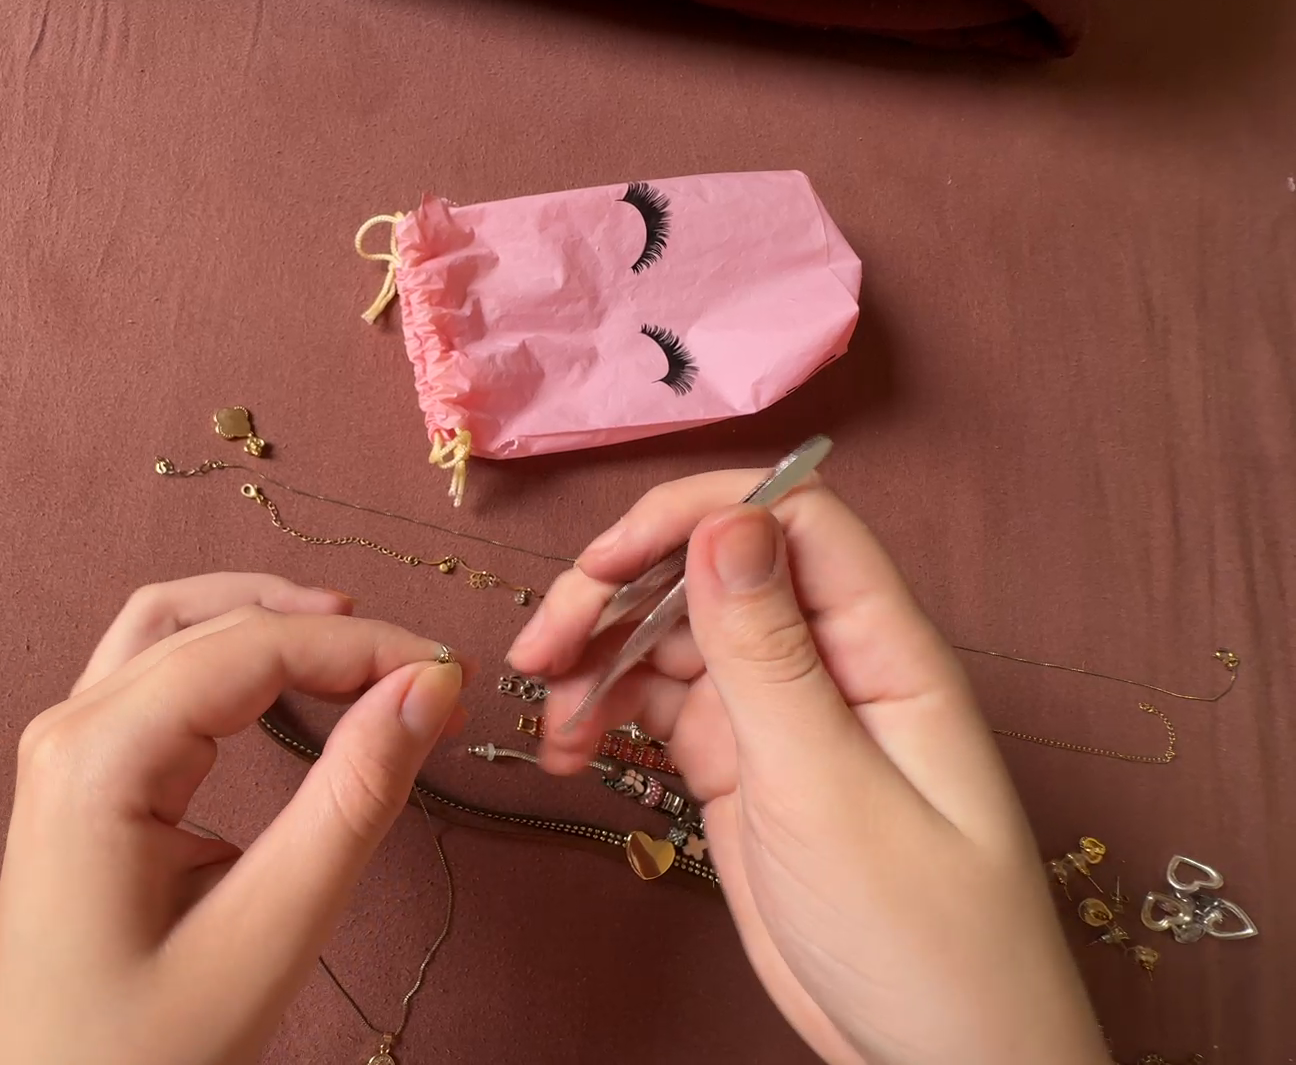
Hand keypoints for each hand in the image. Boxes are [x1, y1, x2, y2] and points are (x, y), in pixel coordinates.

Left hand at [0, 573, 466, 1063]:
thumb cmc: (144, 1055)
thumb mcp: (267, 936)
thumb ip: (352, 798)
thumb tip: (426, 688)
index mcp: (96, 756)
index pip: (249, 649)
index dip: (359, 648)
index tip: (446, 671)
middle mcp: (71, 724)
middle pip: (215, 625)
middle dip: (326, 634)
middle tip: (417, 669)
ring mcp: (68, 738)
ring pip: (177, 623)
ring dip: (267, 615)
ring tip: (351, 636)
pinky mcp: (85, 762)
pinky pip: (159, 662)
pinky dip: (231, 643)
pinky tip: (275, 662)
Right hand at [507, 473, 1105, 1064]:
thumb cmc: (917, 938)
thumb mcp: (830, 790)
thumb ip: (770, 653)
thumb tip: (724, 525)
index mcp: (872, 644)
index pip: (783, 520)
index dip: (687, 516)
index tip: (605, 563)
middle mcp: (812, 655)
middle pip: (694, 573)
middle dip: (607, 597)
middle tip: (538, 650)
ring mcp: (762, 703)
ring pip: (656, 637)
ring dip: (588, 661)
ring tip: (548, 716)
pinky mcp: (722, 750)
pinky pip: (644, 704)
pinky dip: (597, 716)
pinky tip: (569, 754)